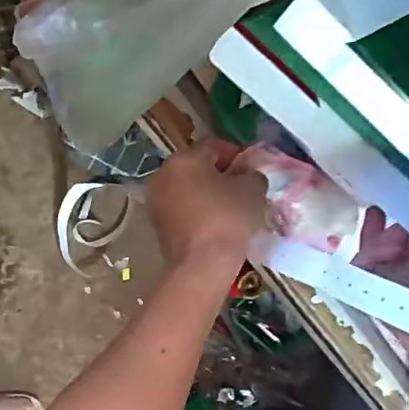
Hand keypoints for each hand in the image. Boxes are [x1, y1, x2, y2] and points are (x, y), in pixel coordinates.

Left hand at [147, 138, 265, 268]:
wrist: (201, 264)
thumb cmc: (228, 218)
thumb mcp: (253, 188)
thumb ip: (251, 173)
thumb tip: (245, 176)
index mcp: (183, 158)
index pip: (215, 145)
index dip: (238, 155)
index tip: (253, 170)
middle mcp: (162, 175)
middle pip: (196, 166)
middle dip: (219, 173)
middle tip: (242, 188)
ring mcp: (155, 201)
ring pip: (187, 189)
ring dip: (206, 193)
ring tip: (230, 207)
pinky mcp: (156, 225)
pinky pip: (181, 209)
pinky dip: (196, 210)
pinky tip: (214, 222)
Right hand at [350, 195, 408, 376]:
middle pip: (392, 260)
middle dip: (389, 235)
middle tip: (395, 209)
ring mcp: (394, 293)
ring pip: (373, 259)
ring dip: (377, 236)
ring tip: (385, 215)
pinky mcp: (377, 293)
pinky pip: (362, 265)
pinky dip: (369, 245)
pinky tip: (386, 227)